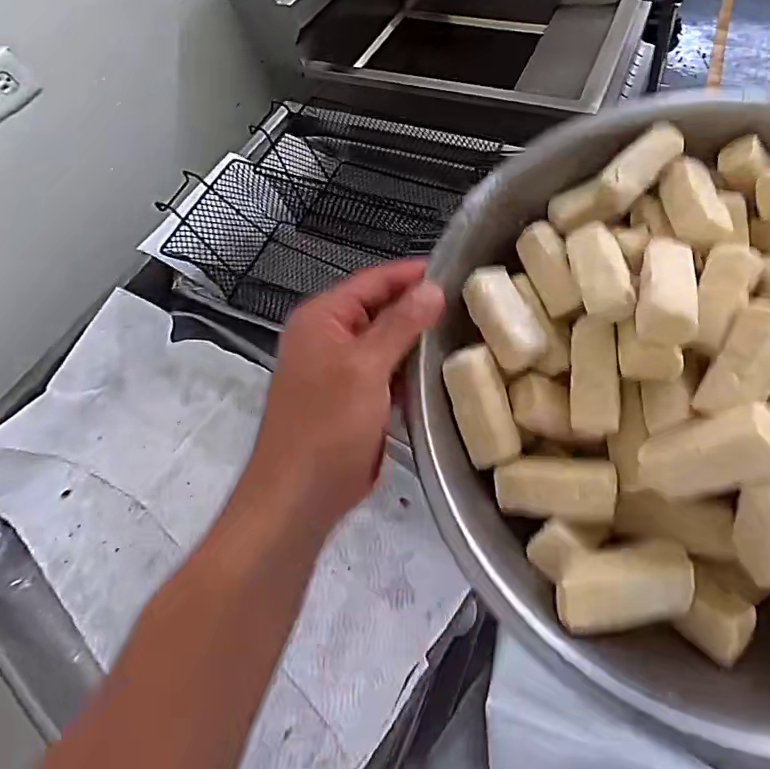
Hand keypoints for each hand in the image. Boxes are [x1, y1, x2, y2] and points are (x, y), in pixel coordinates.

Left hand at [244, 260, 443, 527]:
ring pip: (387, 340)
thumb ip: (401, 324)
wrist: (300, 497)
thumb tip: (433, 288)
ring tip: (465, 330)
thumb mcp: (366, 367)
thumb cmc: (327, 427)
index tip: (457, 271)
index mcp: (322, 318)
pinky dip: (411, 368)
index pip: (373, 281)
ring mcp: (341, 368)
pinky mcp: (355, 397)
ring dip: (418, 339)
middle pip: (381, 309)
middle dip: (420, 307)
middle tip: (470, 303)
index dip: (413, 274)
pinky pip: (388, 370)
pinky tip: (442, 368)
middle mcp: (329, 336)